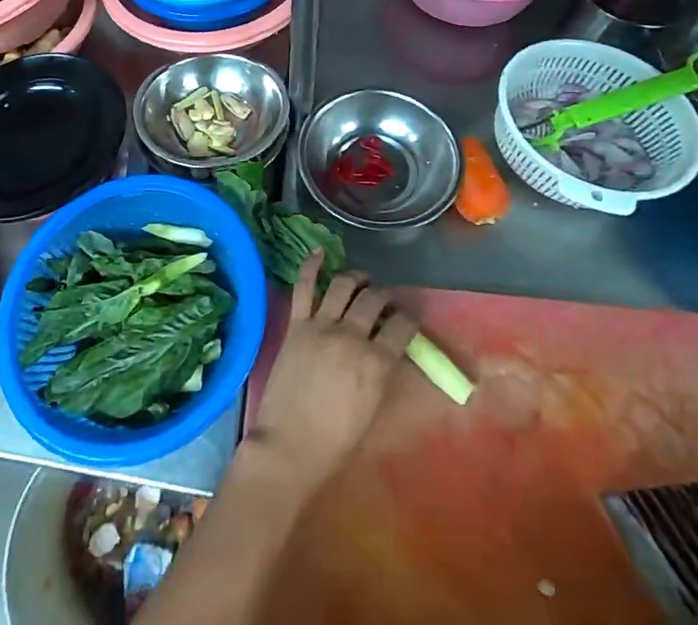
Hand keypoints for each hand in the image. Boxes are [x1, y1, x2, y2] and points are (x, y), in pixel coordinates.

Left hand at [244, 250, 417, 490]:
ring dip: (357, 278)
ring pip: (344, 286)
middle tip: (383, 302)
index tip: (407, 319)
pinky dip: (311, 266)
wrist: (289, 446)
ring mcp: (322, 326)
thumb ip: (383, 372)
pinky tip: (319, 252)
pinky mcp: (296, 326)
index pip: (403, 326)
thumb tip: (390, 349)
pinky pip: (303, 288)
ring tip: (361, 280)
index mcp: (377, 362)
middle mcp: (352, 336)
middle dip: (385, 297)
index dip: (409, 319)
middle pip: (375, 300)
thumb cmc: (336, 440)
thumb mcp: (373, 406)